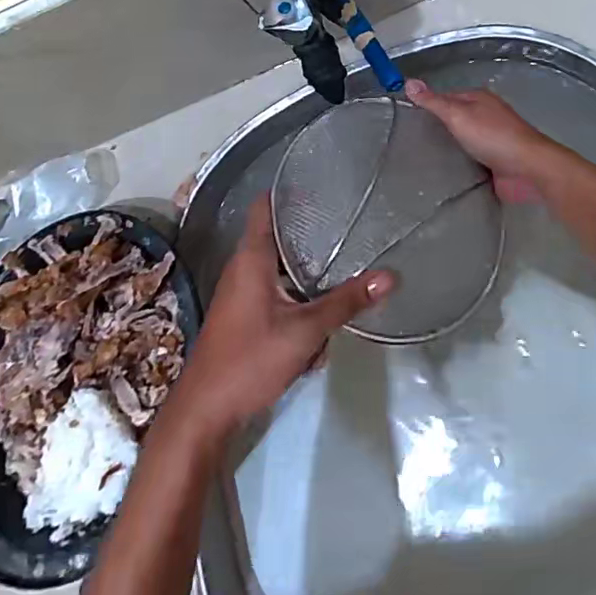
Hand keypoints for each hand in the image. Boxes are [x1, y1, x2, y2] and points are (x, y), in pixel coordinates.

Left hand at [167, 196, 391, 436]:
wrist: (205, 411)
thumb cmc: (250, 359)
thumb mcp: (305, 330)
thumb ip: (346, 302)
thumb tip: (390, 276)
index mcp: (251, 258)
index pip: (264, 207)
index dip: (288, 191)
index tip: (321, 183)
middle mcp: (243, 268)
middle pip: (278, 237)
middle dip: (310, 235)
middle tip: (348, 224)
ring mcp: (242, 293)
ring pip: (280, 270)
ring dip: (306, 277)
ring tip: (343, 267)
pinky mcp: (245, 315)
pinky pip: (276, 294)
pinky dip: (297, 300)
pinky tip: (320, 318)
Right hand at [404, 79, 562, 200]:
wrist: (528, 170)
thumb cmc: (492, 137)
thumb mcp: (457, 115)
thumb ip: (433, 102)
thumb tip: (409, 81)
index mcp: (479, 99)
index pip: (446, 97)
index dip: (428, 106)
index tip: (406, 119)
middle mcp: (487, 117)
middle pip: (455, 121)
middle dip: (436, 130)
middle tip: (409, 142)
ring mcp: (492, 141)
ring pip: (462, 143)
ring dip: (448, 151)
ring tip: (420, 160)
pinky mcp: (495, 163)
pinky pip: (470, 162)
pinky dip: (459, 167)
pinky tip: (442, 175)